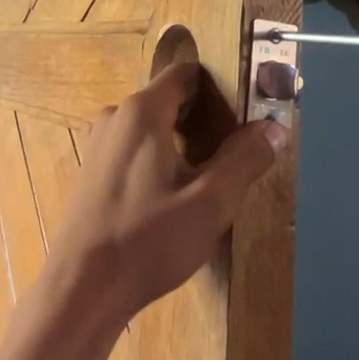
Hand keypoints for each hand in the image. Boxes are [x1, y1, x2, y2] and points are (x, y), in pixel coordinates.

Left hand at [0, 63, 283, 359]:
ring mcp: (99, 143)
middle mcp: (115, 116)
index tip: (246, 112)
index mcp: (142, 111)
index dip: (219, 86)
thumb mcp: (210, 202)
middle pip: (169, 100)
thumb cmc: (148, 239)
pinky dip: (158, 159)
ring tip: (210, 178)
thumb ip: (244, 159)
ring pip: (151, 127)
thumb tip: (275, 126)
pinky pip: (133, 149)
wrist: (83, 285)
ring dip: (181, 143)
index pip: (185, 74)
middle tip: (237, 152)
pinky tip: (174, 197)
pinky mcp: (92, 170)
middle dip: (204, 118)